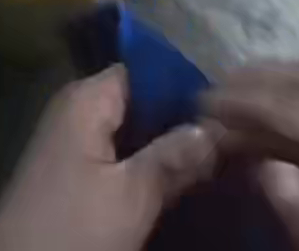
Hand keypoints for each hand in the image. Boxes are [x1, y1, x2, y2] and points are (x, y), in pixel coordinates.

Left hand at [0, 66, 217, 250]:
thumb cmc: (69, 229)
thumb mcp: (129, 198)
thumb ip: (172, 159)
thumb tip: (215, 126)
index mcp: (88, 98)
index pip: (143, 70)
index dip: (184, 86)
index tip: (226, 106)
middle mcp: (79, 108)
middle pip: (139, 101)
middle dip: (179, 121)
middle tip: (228, 139)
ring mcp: (74, 141)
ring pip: (131, 132)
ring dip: (165, 148)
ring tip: (216, 161)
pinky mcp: (73, 173)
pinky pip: (118, 156)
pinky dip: (145, 167)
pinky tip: (180, 184)